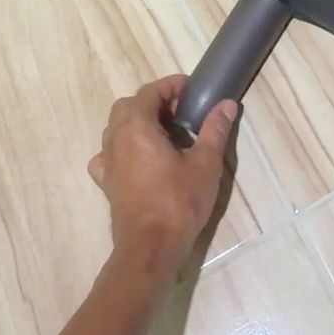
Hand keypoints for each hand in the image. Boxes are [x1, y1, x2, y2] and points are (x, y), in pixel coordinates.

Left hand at [88, 75, 239, 277]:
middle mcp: (116, 138)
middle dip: (155, 102)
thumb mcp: (205, 164)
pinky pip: (108, 155)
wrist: (150, 248)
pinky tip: (139, 159)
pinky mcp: (106, 183)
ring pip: (116, 128)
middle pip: (130, 105)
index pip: (150, 92)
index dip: (171, 86)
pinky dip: (123, 148)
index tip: (192, 90)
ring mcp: (107, 162)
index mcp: (137, 127)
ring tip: (165, 134)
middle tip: (181, 112)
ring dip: (139, 122)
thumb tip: (226, 104)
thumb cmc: (178, 202)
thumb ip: (214, 130)